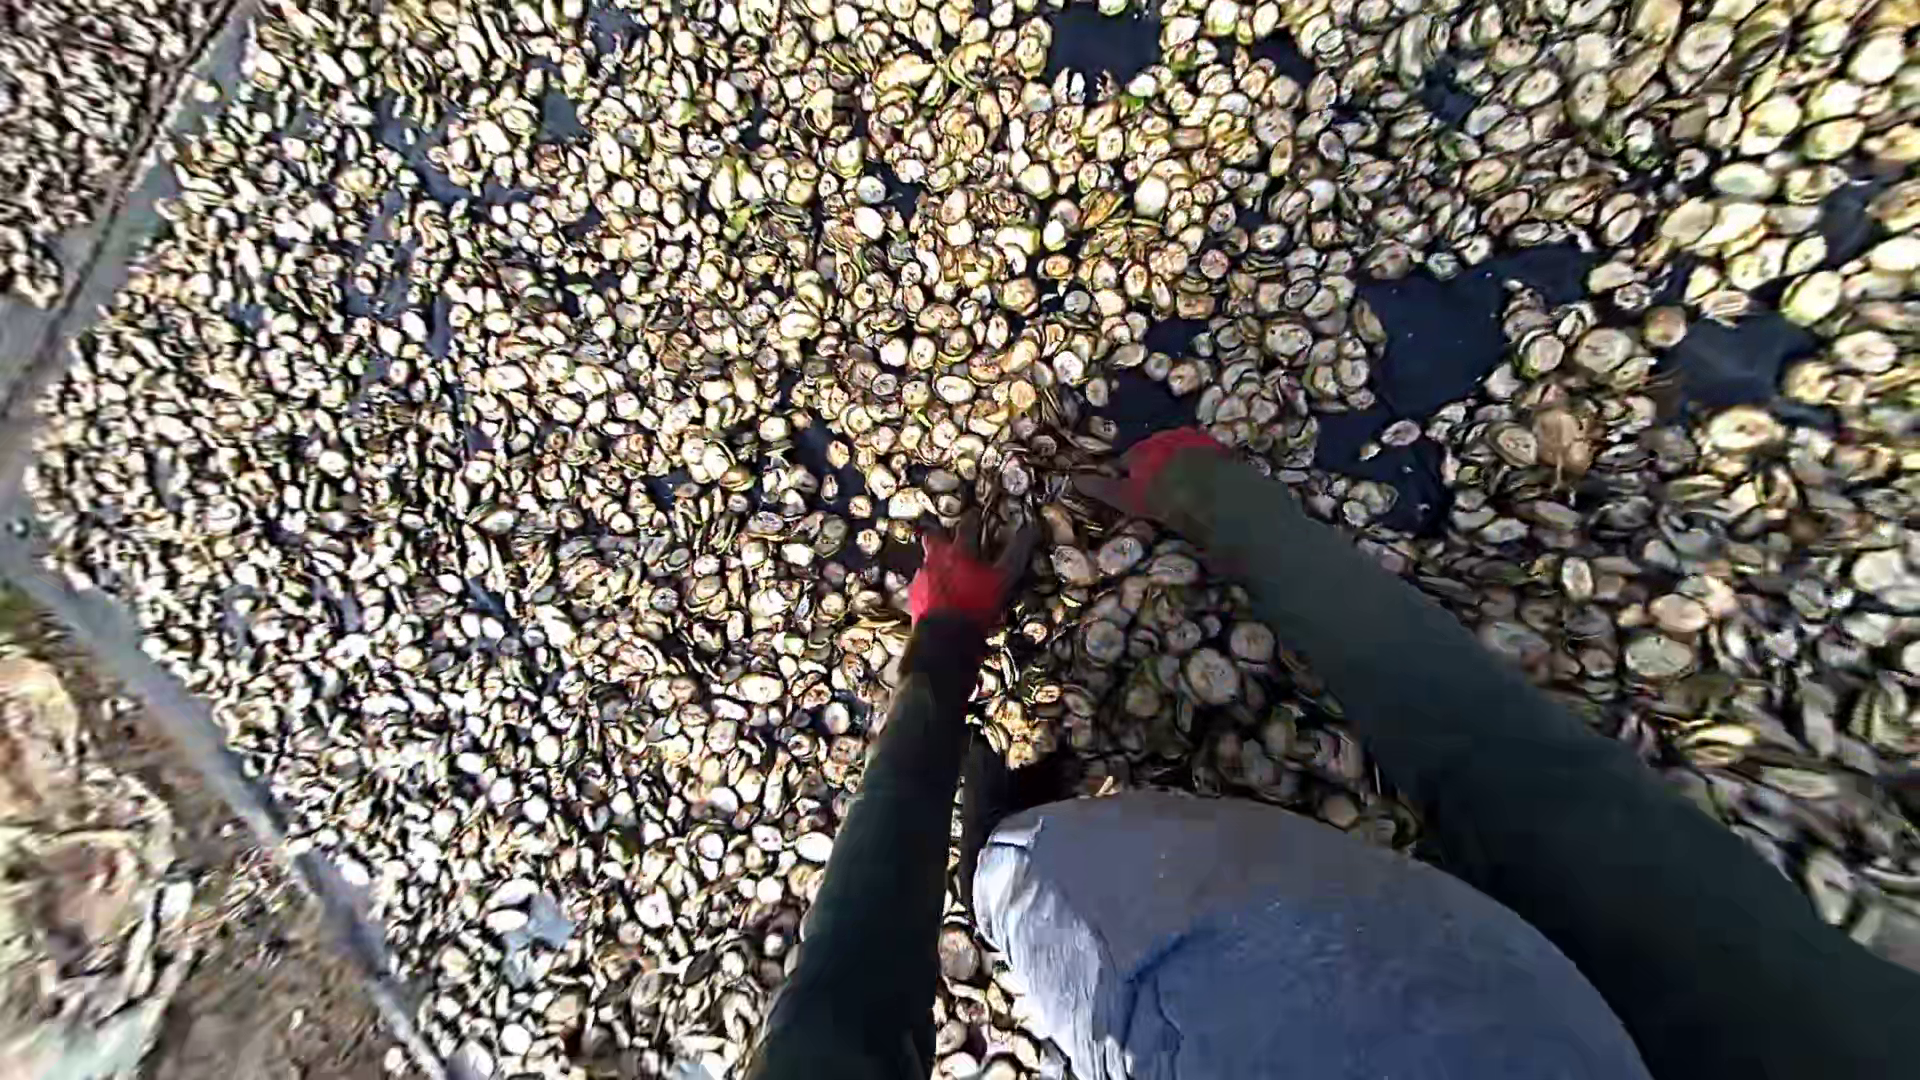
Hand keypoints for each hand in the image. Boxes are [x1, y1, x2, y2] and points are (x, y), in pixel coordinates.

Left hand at [907, 516, 1036, 628]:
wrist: (945, 636)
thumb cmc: (975, 605)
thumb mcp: (1004, 578)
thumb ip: (1017, 552)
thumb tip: (1031, 531)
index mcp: (959, 550)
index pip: (967, 525)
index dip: (973, 518)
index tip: (975, 515)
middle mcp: (936, 559)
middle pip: (935, 537)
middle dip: (940, 536)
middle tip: (948, 538)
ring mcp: (923, 577)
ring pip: (927, 562)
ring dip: (936, 564)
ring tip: (947, 573)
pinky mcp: (915, 596)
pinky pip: (921, 586)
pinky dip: (930, 588)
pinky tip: (939, 596)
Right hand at [1072, 427, 1226, 523]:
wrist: (1215, 494)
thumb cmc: (1162, 497)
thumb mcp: (1127, 498)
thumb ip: (1102, 488)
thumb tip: (1076, 480)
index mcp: (1141, 450)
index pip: (1126, 461)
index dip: (1127, 477)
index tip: (1132, 493)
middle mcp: (1165, 438)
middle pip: (1154, 453)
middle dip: (1154, 467)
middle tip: (1158, 491)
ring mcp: (1194, 440)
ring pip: (1180, 452)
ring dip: (1179, 465)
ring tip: (1183, 488)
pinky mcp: (1220, 449)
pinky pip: (1205, 457)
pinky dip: (1202, 467)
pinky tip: (1206, 484)